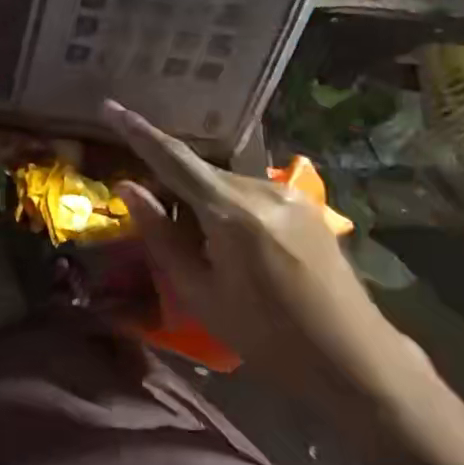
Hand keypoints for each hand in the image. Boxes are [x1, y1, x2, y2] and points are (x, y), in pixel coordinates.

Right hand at [102, 100, 422, 406]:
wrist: (354, 358)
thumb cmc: (265, 335)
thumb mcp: (198, 291)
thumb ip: (160, 234)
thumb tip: (127, 187)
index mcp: (233, 214)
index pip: (173, 159)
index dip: (137, 131)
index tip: (109, 106)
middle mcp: (263, 190)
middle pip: (197, 173)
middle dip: (168, 186)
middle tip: (155, 221)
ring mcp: (290, 194)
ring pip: (221, 182)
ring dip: (199, 200)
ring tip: (199, 245)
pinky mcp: (306, 203)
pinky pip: (247, 192)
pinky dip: (225, 206)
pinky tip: (231, 243)